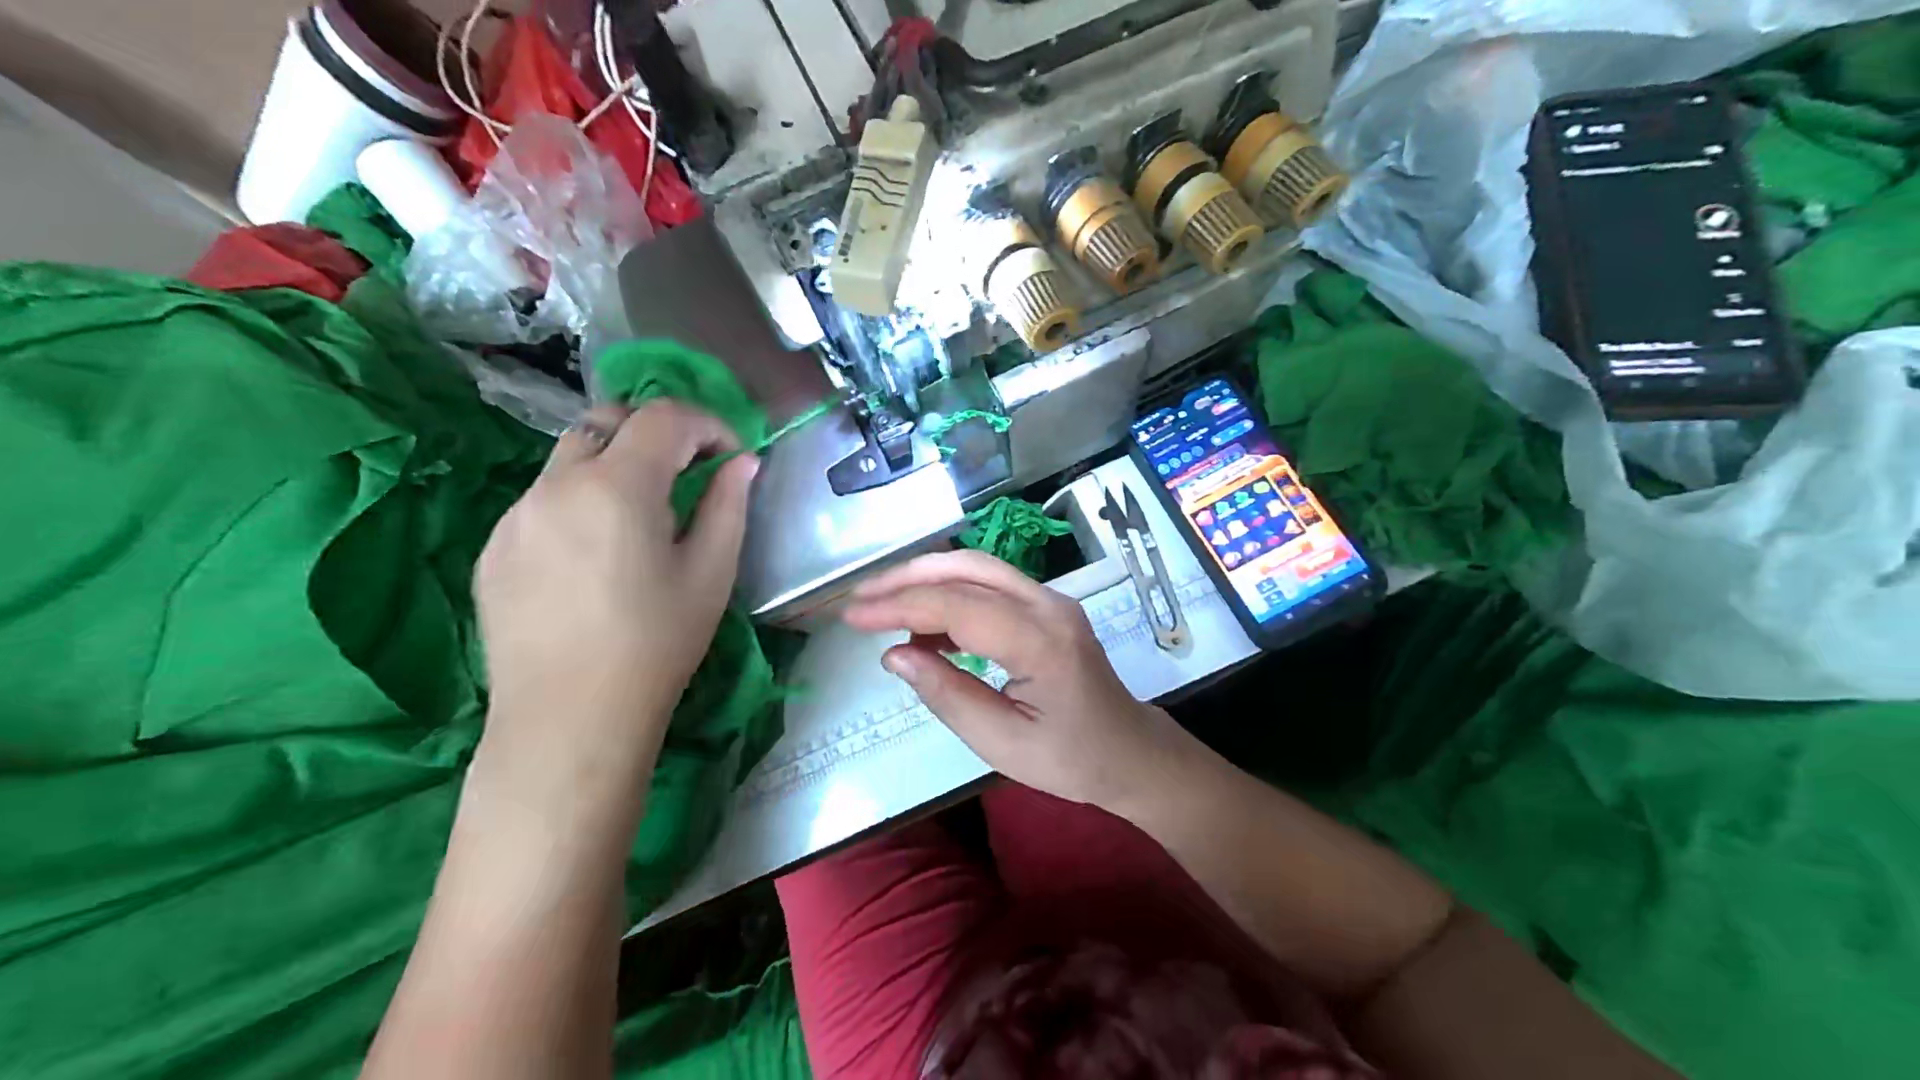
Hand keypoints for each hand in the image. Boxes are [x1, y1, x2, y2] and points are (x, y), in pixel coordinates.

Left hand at [474, 401, 758, 772]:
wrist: (569, 718)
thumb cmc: (655, 645)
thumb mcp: (710, 573)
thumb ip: (728, 505)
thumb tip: (742, 462)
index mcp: (617, 487)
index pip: (664, 417)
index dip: (707, 425)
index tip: (730, 456)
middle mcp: (556, 485)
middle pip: (608, 421)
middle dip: (656, 433)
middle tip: (687, 474)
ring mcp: (516, 515)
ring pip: (571, 459)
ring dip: (615, 466)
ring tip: (641, 518)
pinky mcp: (494, 547)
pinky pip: (543, 500)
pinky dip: (580, 502)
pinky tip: (596, 555)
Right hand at [840, 551, 1201, 812]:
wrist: (1130, 751)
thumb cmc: (1071, 759)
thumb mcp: (1002, 743)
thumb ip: (947, 695)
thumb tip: (893, 656)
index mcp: (1041, 641)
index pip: (957, 605)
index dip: (899, 605)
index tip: (852, 618)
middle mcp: (1048, 605)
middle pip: (966, 570)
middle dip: (906, 579)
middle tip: (859, 601)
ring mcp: (1050, 600)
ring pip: (977, 568)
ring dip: (925, 580)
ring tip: (880, 609)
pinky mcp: (1046, 606)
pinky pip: (989, 586)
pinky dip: (950, 595)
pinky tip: (924, 628)